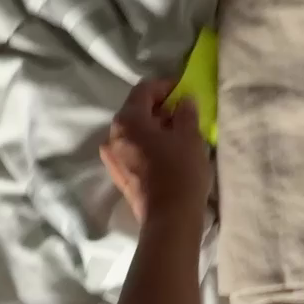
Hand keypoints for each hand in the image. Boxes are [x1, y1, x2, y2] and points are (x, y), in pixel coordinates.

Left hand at [100, 79, 210, 224]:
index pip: (144, 90)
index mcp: (127, 120)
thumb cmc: (181, 171)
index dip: (166, 86)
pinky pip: (133, 149)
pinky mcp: (120, 175)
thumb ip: (185, 113)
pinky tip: (168, 152)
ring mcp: (113, 157)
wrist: (170, 218)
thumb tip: (183, 101)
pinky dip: (149, 144)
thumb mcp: (190, 136)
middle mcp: (113, 135)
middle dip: (160, 107)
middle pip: (136, 111)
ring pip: (134, 132)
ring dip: (154, 127)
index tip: (185, 89)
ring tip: (178, 132)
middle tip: (184, 111)